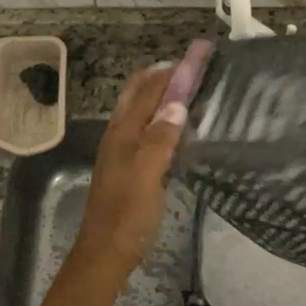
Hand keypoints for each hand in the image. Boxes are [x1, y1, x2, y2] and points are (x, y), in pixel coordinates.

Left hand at [72, 41, 211, 274]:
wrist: (105, 254)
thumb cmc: (127, 218)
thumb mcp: (146, 177)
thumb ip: (160, 139)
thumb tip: (178, 102)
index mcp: (124, 133)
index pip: (152, 90)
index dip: (177, 70)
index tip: (200, 51)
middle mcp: (119, 135)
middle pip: (139, 91)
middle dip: (165, 72)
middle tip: (195, 62)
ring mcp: (121, 150)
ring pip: (139, 107)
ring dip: (161, 90)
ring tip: (186, 82)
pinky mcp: (127, 165)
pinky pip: (143, 126)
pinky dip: (160, 113)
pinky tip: (174, 123)